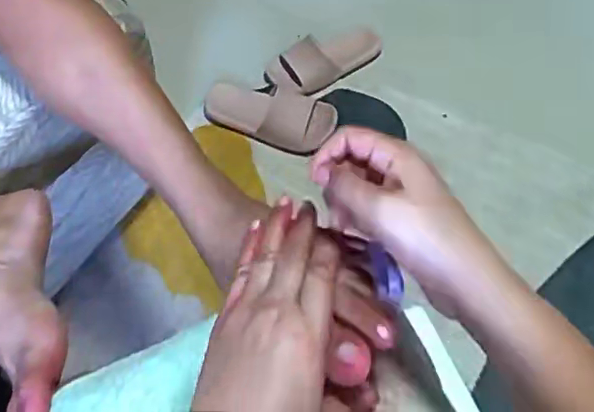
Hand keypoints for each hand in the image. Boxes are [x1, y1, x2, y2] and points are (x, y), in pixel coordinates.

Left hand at [195, 199, 346, 411]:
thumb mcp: (319, 410)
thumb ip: (344, 391)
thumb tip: (368, 383)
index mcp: (307, 333)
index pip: (324, 277)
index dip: (331, 251)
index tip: (336, 231)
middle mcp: (278, 310)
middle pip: (295, 258)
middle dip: (304, 229)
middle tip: (311, 205)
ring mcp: (248, 309)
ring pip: (267, 256)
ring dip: (277, 227)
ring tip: (286, 202)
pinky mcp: (225, 316)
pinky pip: (241, 271)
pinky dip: (250, 246)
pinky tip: (255, 228)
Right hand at [311, 129, 513, 321]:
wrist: (470, 284)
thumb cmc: (425, 238)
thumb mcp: (378, 209)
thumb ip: (344, 185)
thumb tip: (322, 171)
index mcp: (397, 154)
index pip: (349, 136)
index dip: (327, 153)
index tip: (314, 182)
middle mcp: (399, 167)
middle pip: (354, 160)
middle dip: (337, 182)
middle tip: (334, 214)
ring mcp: (403, 193)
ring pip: (360, 186)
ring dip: (347, 204)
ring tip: (346, 230)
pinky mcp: (404, 218)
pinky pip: (371, 208)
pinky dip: (360, 218)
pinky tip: (357, 238)